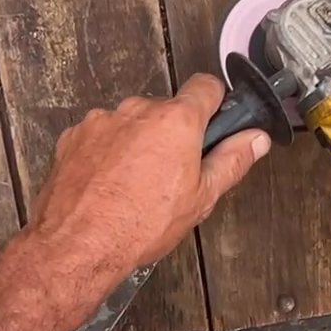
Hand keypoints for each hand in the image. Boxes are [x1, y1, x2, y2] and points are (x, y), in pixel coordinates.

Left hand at [25, 74, 269, 282]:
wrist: (79, 244)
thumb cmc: (139, 224)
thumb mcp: (201, 198)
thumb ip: (232, 161)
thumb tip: (255, 139)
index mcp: (176, 121)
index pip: (206, 86)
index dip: (215, 103)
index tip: (214, 121)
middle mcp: (138, 110)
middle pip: (166, 109)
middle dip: (173, 134)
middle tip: (174, 173)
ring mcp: (102, 121)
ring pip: (132, 124)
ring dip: (138, 144)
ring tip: (136, 185)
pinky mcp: (75, 136)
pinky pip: (102, 136)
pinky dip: (108, 153)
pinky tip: (110, 185)